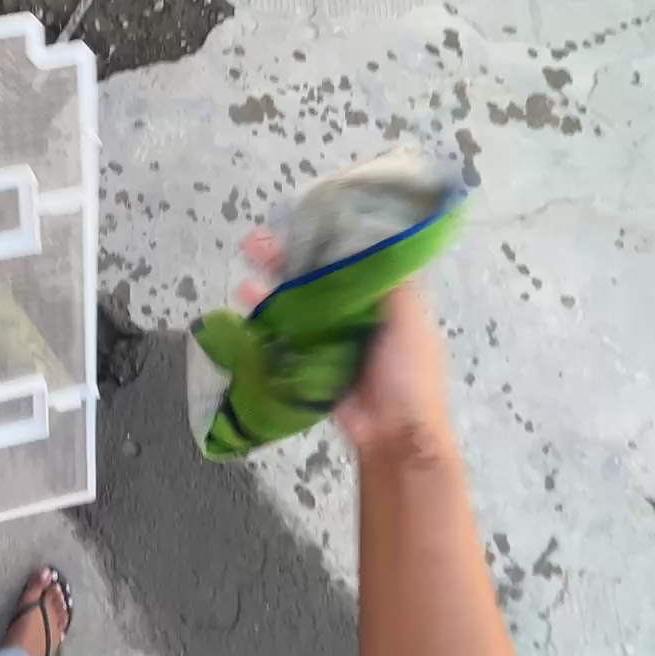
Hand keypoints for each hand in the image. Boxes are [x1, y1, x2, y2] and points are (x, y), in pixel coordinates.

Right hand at [237, 231, 453, 464]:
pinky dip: (262, 311)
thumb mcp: (410, 321)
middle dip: (285, 254)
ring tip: (246, 261)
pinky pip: (281, 327)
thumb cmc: (408, 374)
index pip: (347, 258)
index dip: (321, 237)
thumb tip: (371, 239)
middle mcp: (352, 311)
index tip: (295, 222)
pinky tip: (245, 297)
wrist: (392, 433)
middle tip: (255, 240)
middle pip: (313, 274)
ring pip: (293, 297)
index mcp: (382, 298)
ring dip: (269, 277)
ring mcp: (327, 333)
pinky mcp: (305, 354)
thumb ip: (392, 284)